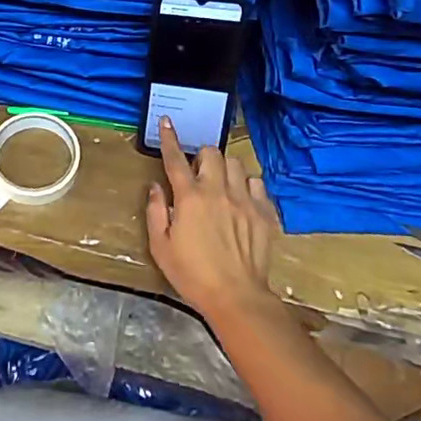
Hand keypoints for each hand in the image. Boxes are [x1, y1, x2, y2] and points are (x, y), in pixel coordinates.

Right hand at [146, 118, 284, 325]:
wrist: (236, 298)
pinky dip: (248, 185)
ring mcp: (245, 200)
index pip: (176, 158)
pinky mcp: (265, 213)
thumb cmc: (192, 273)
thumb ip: (155, 211)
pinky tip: (241, 199)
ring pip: (236, 164)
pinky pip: (258, 184)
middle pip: (212, 153)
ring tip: (221, 185)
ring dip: (225, 169)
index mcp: (189, 197)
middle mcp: (218, 191)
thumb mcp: (160, 245)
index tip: (167, 122)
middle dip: (202, 157)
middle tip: (198, 175)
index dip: (168, 138)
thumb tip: (156, 187)